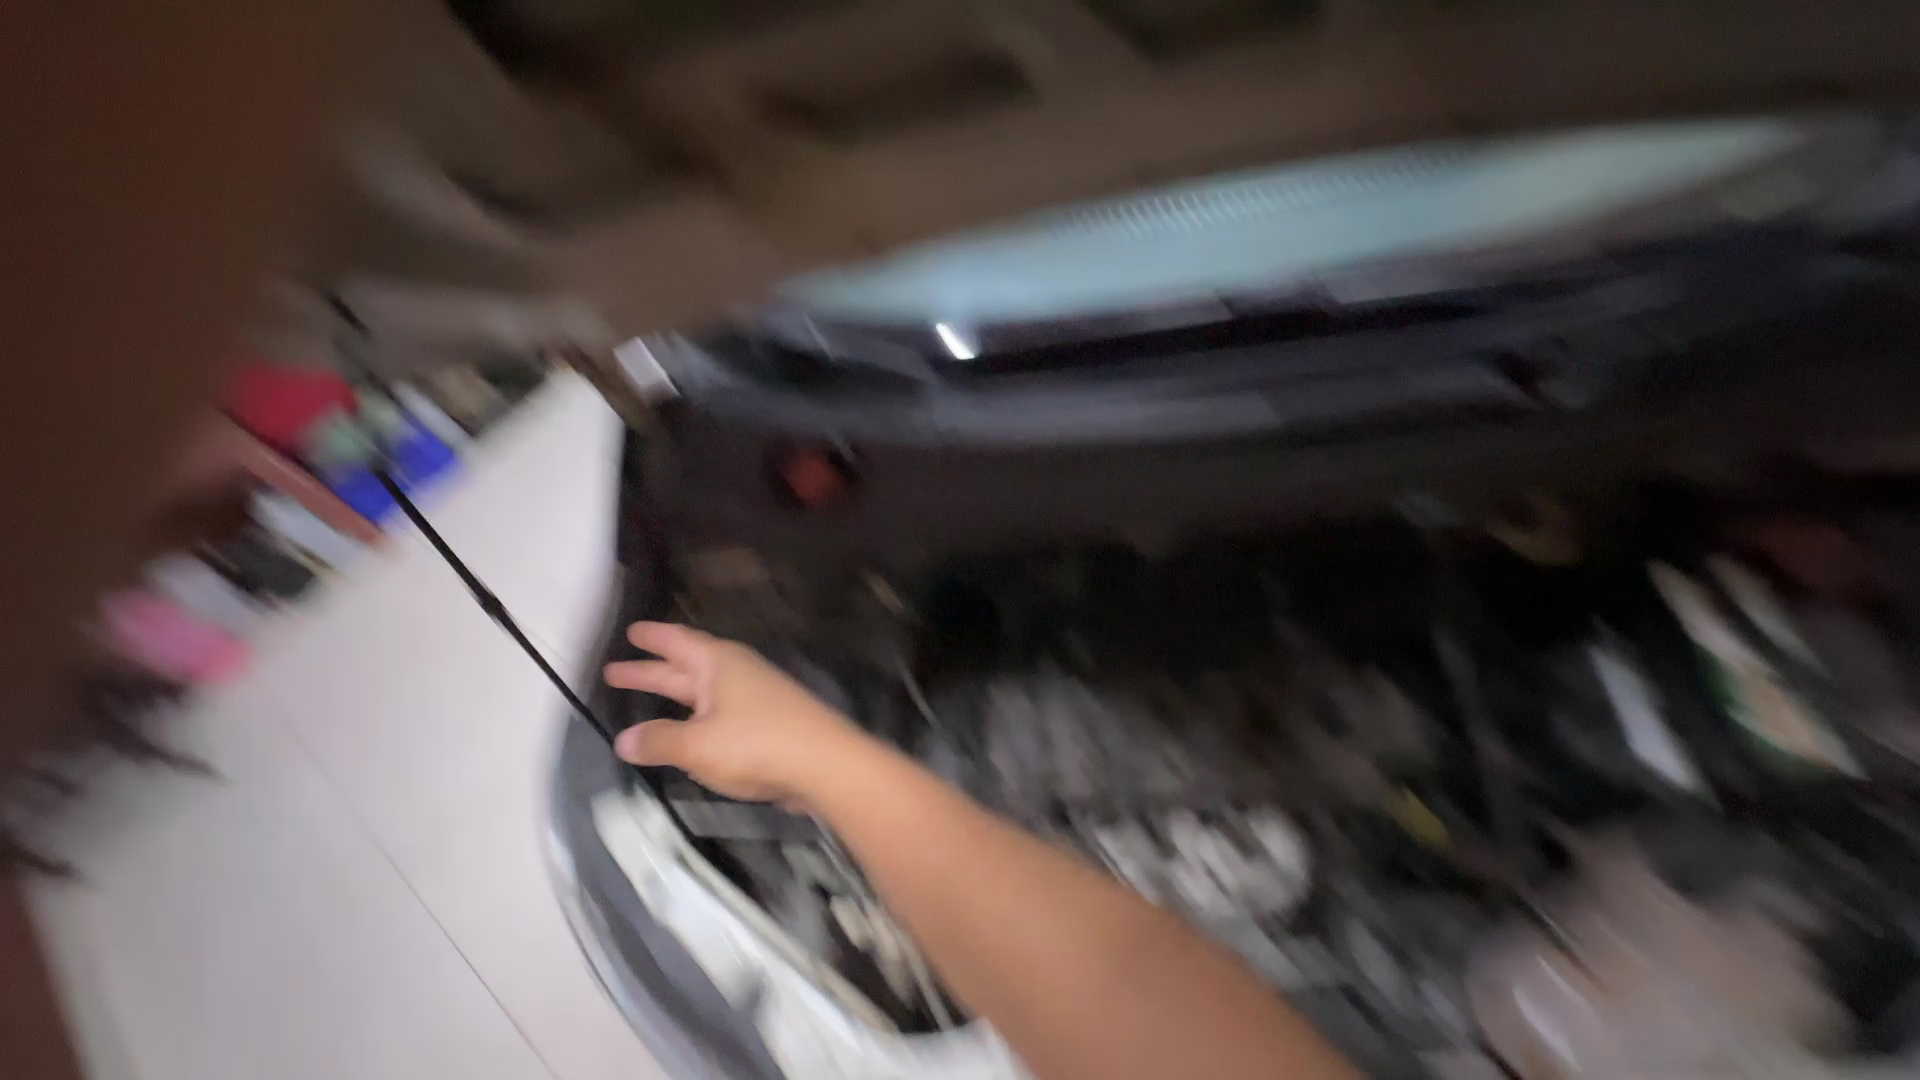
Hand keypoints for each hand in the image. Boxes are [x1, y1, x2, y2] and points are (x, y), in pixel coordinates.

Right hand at [604, 622, 872, 804]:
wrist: (826, 764)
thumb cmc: (757, 744)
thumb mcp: (697, 745)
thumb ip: (658, 741)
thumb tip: (623, 740)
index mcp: (718, 664)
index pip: (678, 642)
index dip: (653, 638)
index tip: (631, 632)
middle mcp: (737, 673)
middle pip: (686, 667)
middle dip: (651, 671)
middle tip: (615, 670)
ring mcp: (756, 698)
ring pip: (704, 692)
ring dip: (675, 695)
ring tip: (648, 698)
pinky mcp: (768, 724)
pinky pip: (721, 714)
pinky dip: (697, 718)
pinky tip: (689, 734)